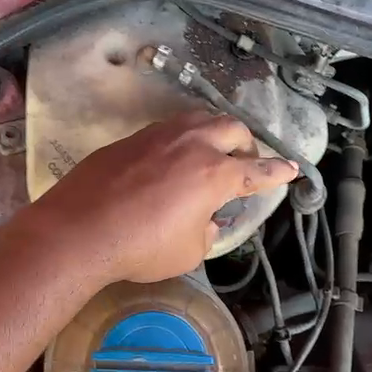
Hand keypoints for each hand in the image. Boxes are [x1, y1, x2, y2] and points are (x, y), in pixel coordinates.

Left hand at [21, 112, 297, 284]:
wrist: (80, 230)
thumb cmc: (141, 247)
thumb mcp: (188, 252)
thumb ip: (206, 231)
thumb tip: (206, 219)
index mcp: (215, 174)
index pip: (257, 171)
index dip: (277, 172)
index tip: (291, 170)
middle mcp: (191, 144)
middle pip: (232, 129)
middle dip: (246, 144)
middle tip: (244, 163)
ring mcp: (158, 136)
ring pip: (197, 120)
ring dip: (213, 133)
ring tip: (211, 153)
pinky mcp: (130, 139)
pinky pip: (166, 131)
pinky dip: (180, 141)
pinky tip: (171, 160)